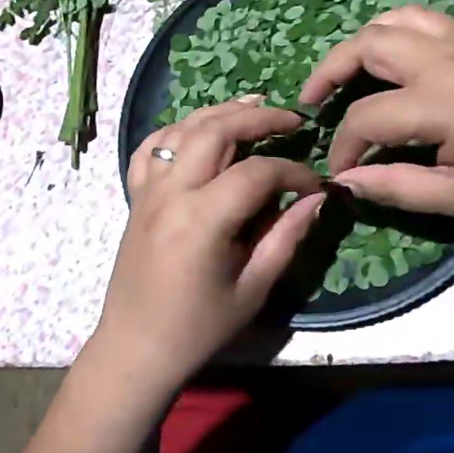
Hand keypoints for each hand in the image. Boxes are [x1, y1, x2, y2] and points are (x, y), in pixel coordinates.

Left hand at [93, 98, 325, 388]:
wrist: (136, 348)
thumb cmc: (199, 327)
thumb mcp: (253, 288)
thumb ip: (286, 236)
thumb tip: (317, 198)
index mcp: (201, 220)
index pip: (256, 173)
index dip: (292, 172)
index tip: (315, 185)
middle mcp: (170, 194)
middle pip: (215, 131)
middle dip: (258, 118)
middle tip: (292, 119)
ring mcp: (147, 191)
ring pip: (182, 130)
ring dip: (220, 112)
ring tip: (253, 103)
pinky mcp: (136, 197)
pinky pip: (152, 147)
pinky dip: (177, 130)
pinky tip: (199, 129)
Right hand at [299, 6, 453, 228]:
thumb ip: (398, 188)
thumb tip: (345, 183)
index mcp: (438, 103)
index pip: (365, 118)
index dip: (342, 148)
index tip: (340, 175)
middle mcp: (445, 62)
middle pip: (369, 44)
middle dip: (331, 69)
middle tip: (314, 101)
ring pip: (398, 19)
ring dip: (364, 41)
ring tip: (349, 74)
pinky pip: (428, 21)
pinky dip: (398, 33)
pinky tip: (398, 63)